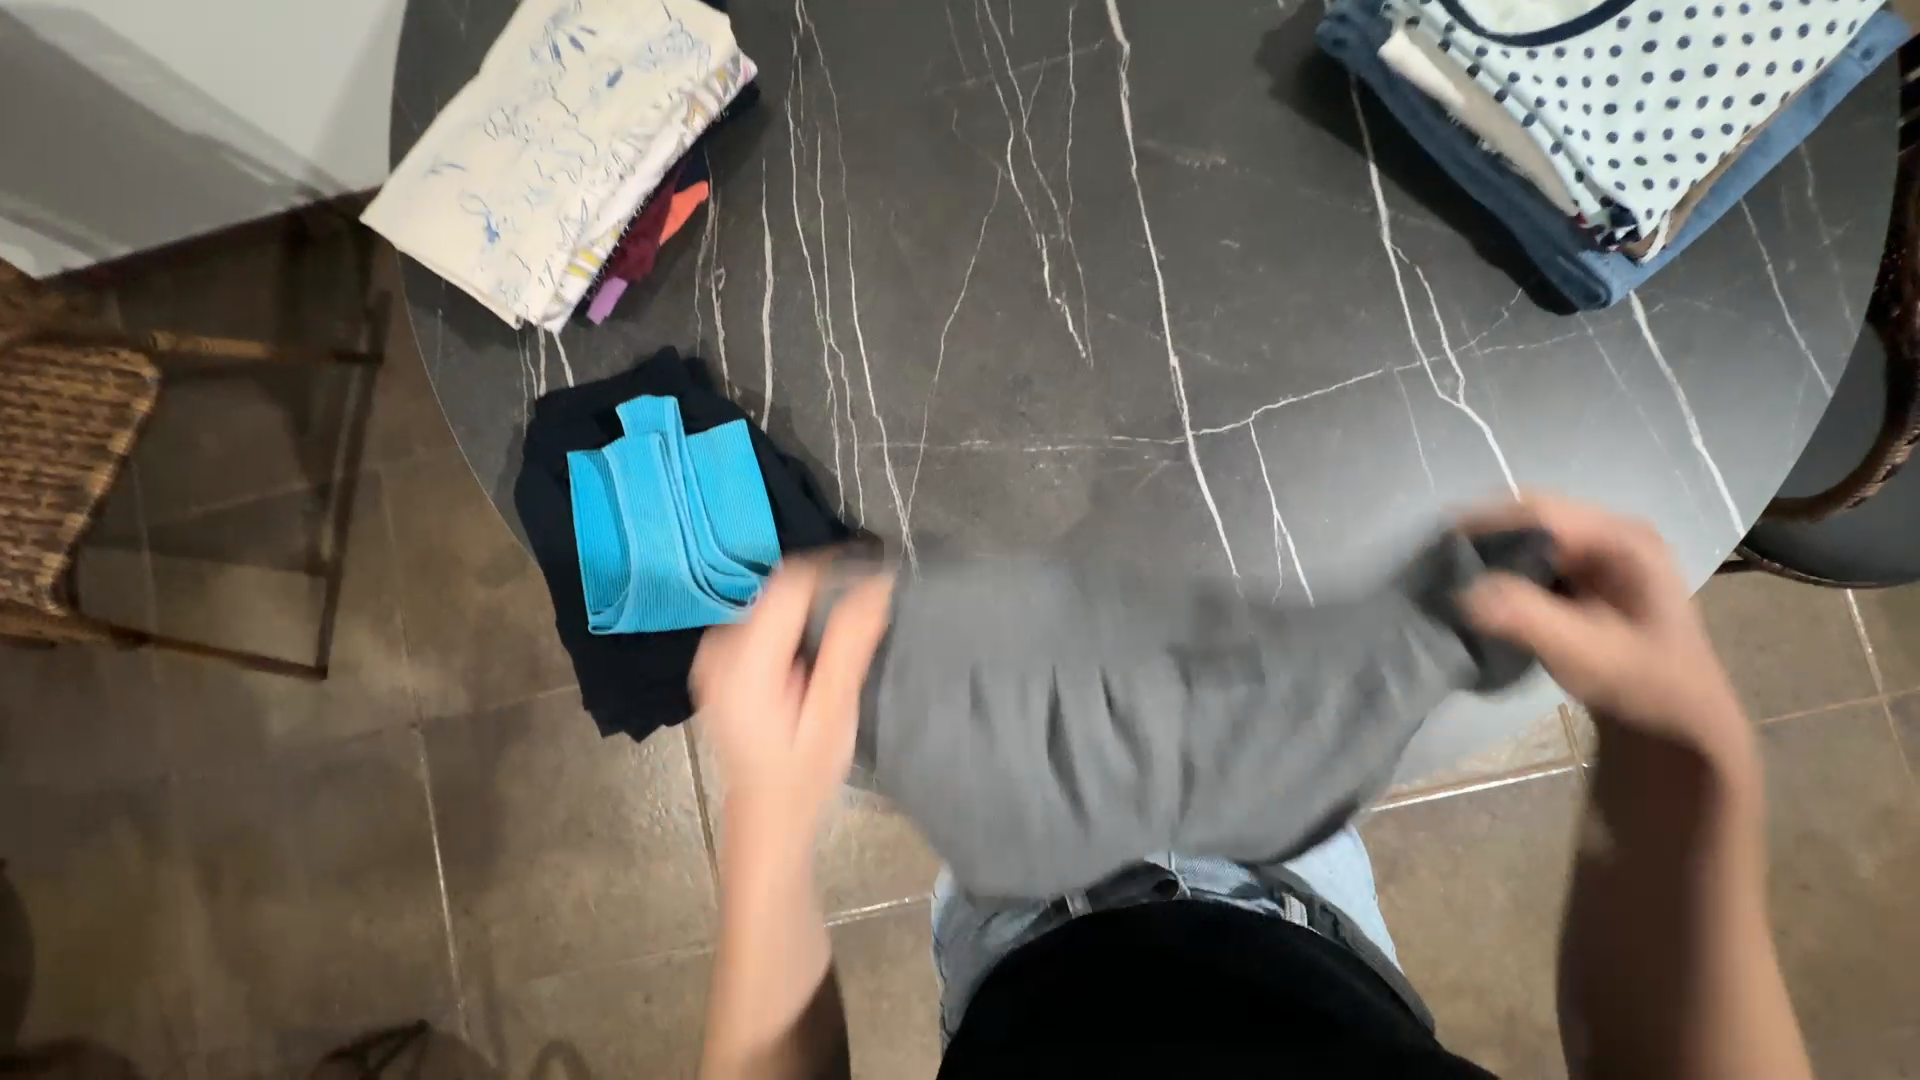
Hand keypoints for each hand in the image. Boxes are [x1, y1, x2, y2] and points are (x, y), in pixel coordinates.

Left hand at [690, 559, 894, 848]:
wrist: (766, 816)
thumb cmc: (803, 775)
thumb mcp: (833, 713)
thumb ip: (849, 645)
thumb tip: (877, 583)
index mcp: (743, 663)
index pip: (789, 584)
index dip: (834, 570)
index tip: (875, 573)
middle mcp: (718, 649)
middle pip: (780, 589)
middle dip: (826, 590)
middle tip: (868, 609)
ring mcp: (714, 654)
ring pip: (774, 600)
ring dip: (812, 606)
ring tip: (847, 631)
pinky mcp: (720, 659)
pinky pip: (764, 618)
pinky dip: (795, 622)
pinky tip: (816, 650)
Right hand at [1459, 494, 1746, 747]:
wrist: (1674, 722)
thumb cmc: (1644, 685)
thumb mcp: (1587, 655)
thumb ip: (1527, 618)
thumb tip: (1461, 590)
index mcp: (1624, 540)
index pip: (1540, 513)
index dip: (1486, 527)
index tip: (1439, 555)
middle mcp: (1609, 534)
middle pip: (1526, 517)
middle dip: (1480, 539)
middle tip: (1439, 569)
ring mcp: (1594, 553)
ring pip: (1521, 535)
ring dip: (1484, 555)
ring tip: (1449, 580)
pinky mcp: (1577, 573)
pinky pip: (1524, 556)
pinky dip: (1495, 569)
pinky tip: (1475, 592)